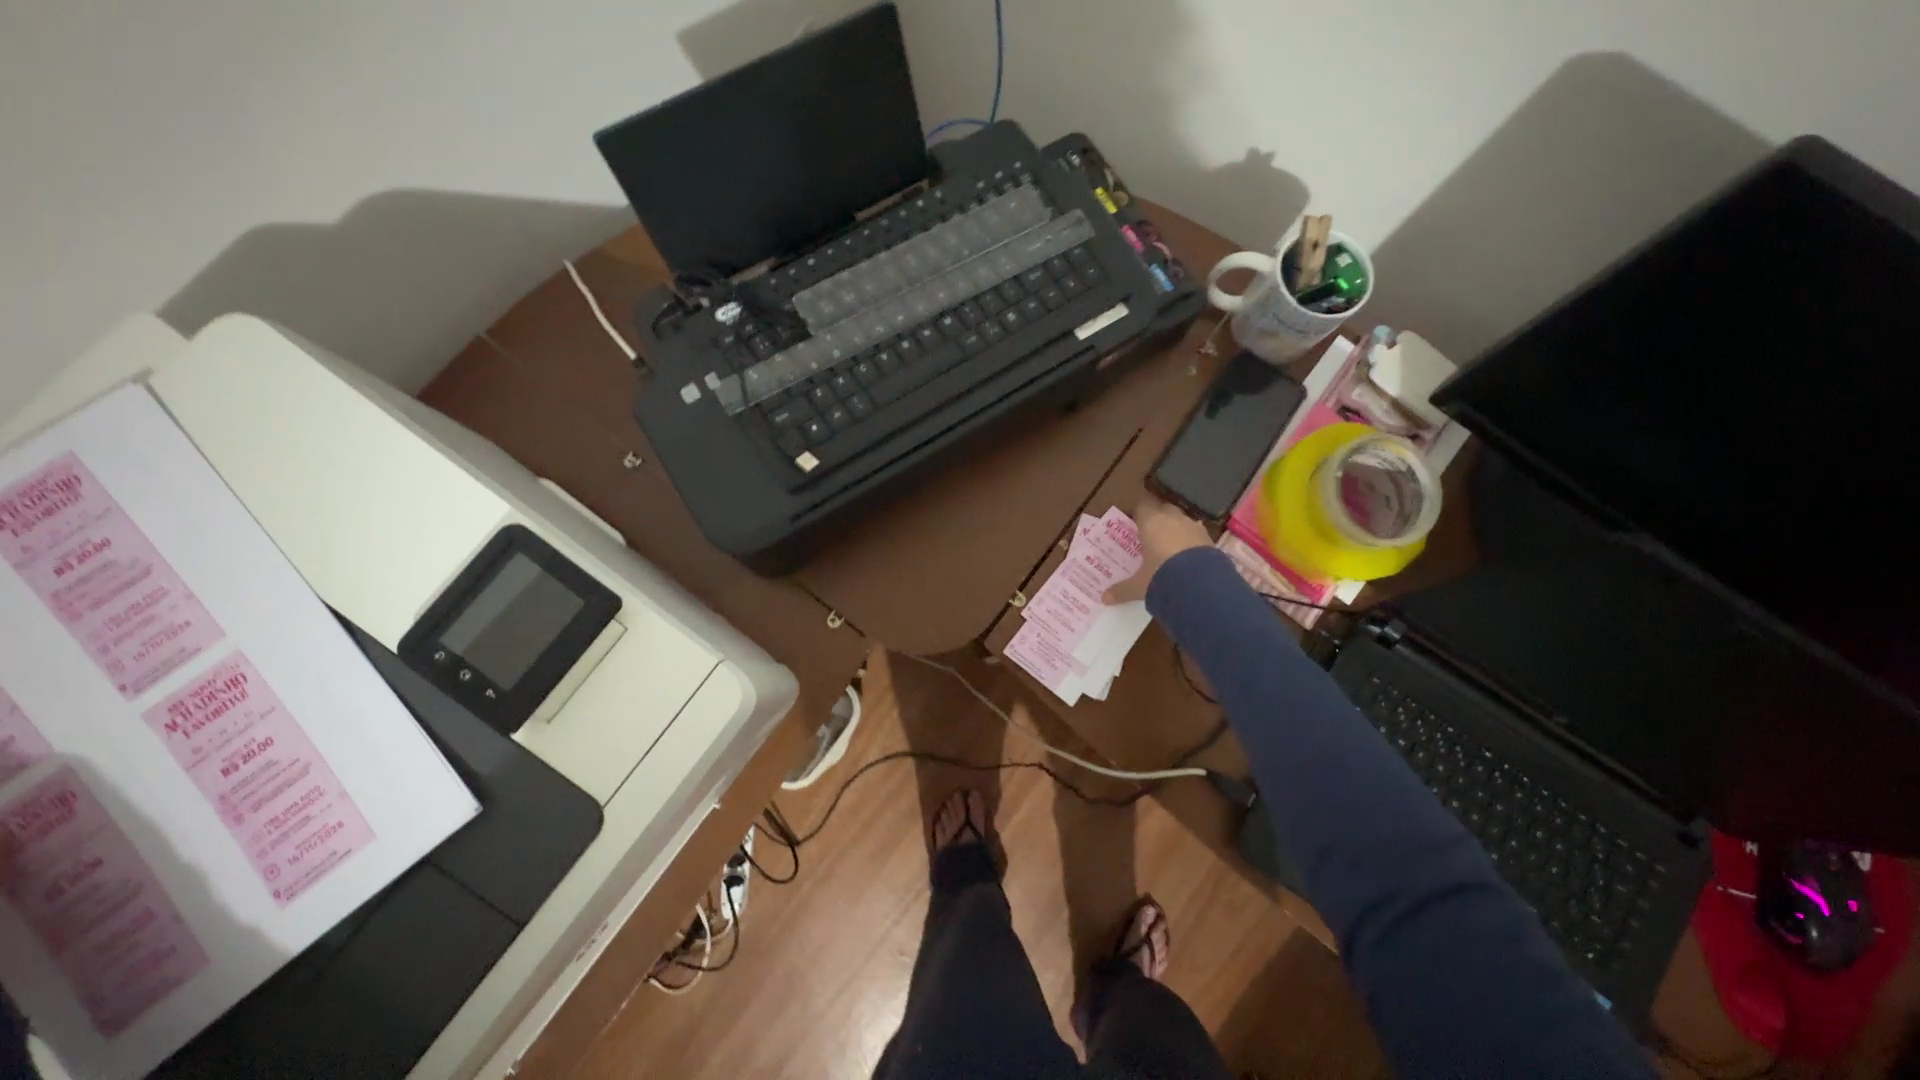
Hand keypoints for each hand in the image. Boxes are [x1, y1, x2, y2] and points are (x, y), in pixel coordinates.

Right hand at [1103, 496, 1210, 604]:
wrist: (1201, 585)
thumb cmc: (1161, 576)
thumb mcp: (1139, 586)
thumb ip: (1122, 590)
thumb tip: (1103, 598)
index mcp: (1151, 522)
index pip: (1141, 506)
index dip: (1137, 513)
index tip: (1132, 523)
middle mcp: (1172, 519)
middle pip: (1162, 509)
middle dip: (1157, 518)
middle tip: (1149, 534)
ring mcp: (1193, 527)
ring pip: (1181, 520)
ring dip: (1175, 528)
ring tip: (1169, 545)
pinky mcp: (1209, 539)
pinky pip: (1196, 534)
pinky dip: (1190, 541)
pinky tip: (1187, 556)